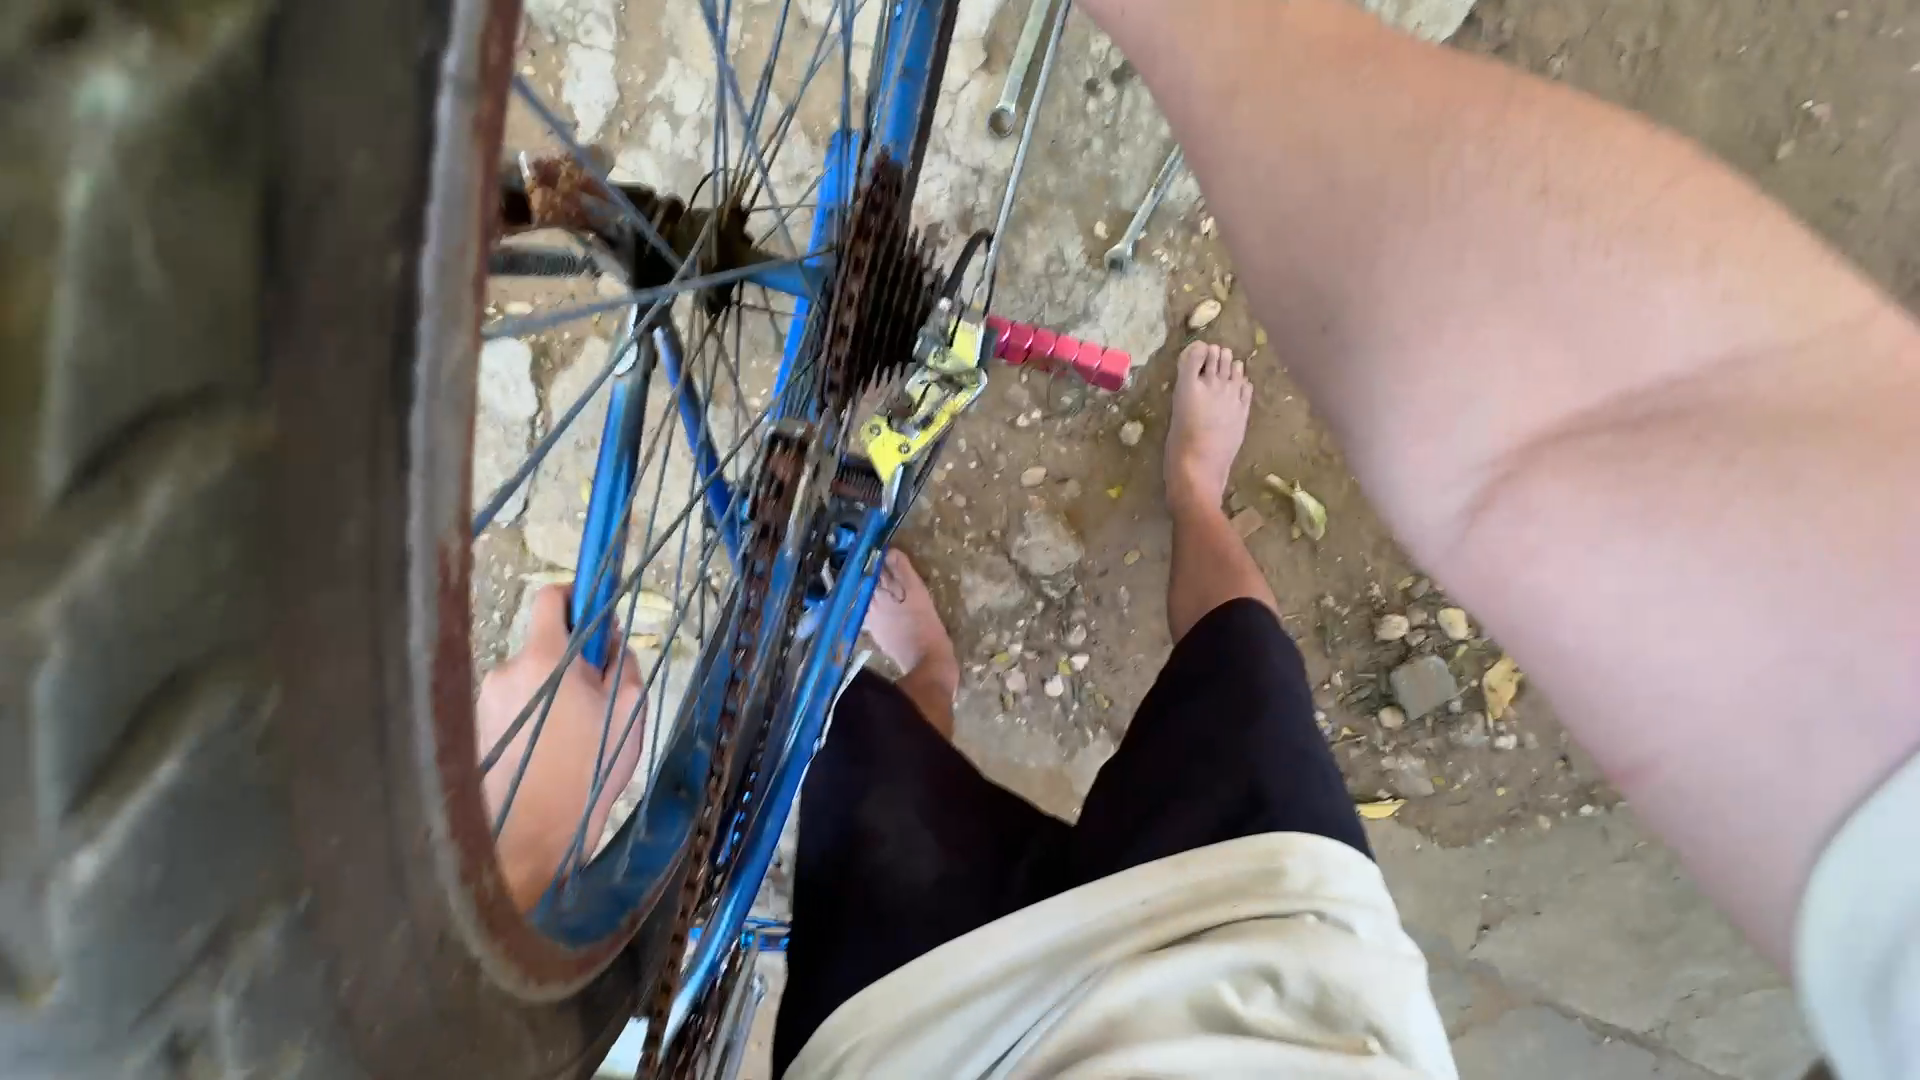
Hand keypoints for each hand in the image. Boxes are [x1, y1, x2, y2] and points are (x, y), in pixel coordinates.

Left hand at [476, 585, 646, 909]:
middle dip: (572, 659)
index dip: (576, 594)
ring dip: (552, 690)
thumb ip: (623, 663)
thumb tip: (611, 643)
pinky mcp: (476, 726)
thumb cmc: (591, 765)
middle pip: (545, 645)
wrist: (535, 832)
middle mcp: (507, 670)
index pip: (551, 598)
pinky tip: (551, 747)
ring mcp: (485, 699)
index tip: (595, 607)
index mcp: (546, 658)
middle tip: (598, 692)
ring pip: (530, 677)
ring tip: (575, 730)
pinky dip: (534, 713)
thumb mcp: (629, 708)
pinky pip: (513, 703)